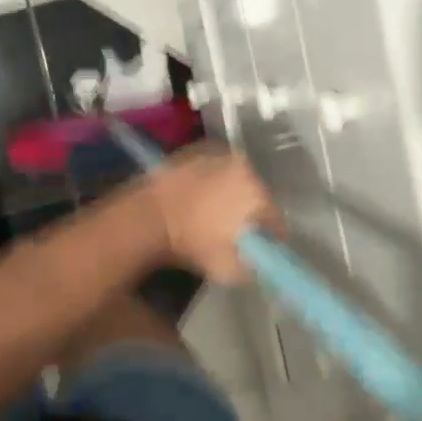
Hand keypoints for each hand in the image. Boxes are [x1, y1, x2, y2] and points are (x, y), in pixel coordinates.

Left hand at [144, 142, 283, 283]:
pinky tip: (196, 196)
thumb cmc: (190, 245)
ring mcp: (217, 154)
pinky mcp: (193, 149)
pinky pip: (211, 169)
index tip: (257, 249)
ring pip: (234, 179)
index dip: (268, 237)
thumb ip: (254, 266)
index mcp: (259, 194)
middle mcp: (244, 167)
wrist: (146, 218)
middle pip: (256, 195)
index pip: (275, 220)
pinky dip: (209, 181)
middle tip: (231, 230)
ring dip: (229, 194)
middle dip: (248, 212)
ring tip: (210, 213)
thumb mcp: (230, 270)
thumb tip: (260, 260)